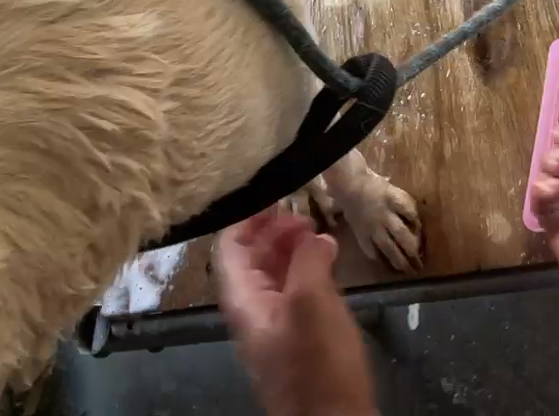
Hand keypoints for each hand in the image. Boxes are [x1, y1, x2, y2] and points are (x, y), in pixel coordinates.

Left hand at [216, 208, 376, 415]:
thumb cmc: (317, 364)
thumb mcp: (312, 302)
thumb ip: (307, 259)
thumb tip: (314, 236)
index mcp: (243, 302)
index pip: (229, 247)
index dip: (249, 218)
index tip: (277, 195)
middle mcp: (252, 312)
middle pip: (251, 258)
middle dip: (274, 230)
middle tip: (305, 215)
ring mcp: (275, 327)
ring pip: (274, 274)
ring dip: (292, 248)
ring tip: (320, 234)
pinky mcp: (297, 338)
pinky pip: (293, 291)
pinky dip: (307, 268)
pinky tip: (329, 261)